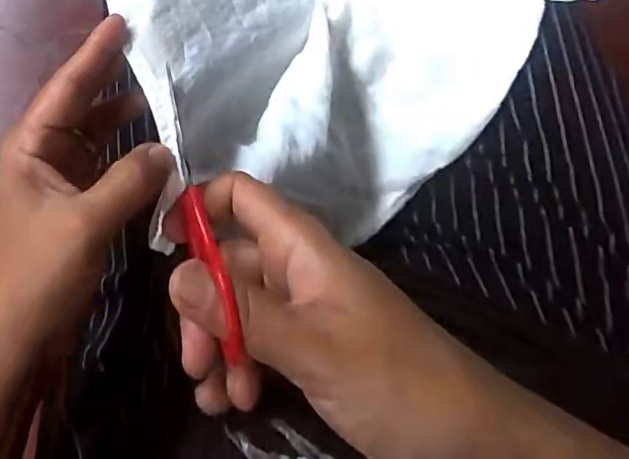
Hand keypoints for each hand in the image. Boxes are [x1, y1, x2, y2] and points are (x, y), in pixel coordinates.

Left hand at [0, 14, 172, 353]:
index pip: (69, 86)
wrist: (19, 342)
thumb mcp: (85, 224)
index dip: (96, 52)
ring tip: (159, 81)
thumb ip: (130, 180)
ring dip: (125, 109)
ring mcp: (63, 175)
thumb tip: (167, 148)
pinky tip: (158, 136)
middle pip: (83, 100)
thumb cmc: (38, 276)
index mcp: (32, 145)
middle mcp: (46, 151)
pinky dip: (132, 146)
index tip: (120, 20)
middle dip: (111, 70)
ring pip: (99, 129)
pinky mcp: (81, 198)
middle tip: (145, 38)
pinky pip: (110, 158)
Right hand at [168, 174, 628, 458]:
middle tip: (194, 360)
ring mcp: (300, 307)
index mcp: (300, 244)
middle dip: (201, 304)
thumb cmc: (391, 377)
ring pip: (236, 305)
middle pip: (226, 259)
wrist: (464, 435)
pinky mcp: (306, 345)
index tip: (164, 245)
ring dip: (217, 344)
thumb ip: (243, 311)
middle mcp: (295, 266)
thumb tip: (174, 274)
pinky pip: (255, 341)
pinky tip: (234, 403)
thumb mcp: (313, 347)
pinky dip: (238, 366)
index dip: (200, 205)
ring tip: (216, 394)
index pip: (240, 195)